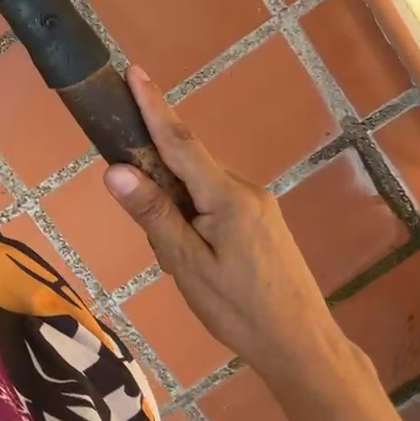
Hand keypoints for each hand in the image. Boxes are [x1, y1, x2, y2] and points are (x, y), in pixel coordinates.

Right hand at [102, 66, 352, 385]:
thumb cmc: (241, 310)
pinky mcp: (258, 220)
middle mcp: (245, 189)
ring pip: (195, 188)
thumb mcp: (188, 266)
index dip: (153, 106)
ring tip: (181, 265)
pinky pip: (209, 202)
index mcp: (228, 197)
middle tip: (155, 236)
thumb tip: (115, 169)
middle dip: (155, 183)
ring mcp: (255, 204)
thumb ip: (153, 215)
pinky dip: (190, 219)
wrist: (304, 349)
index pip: (179, 142)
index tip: (133, 71)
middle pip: (184, 165)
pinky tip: (195, 259)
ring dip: (173, 212)